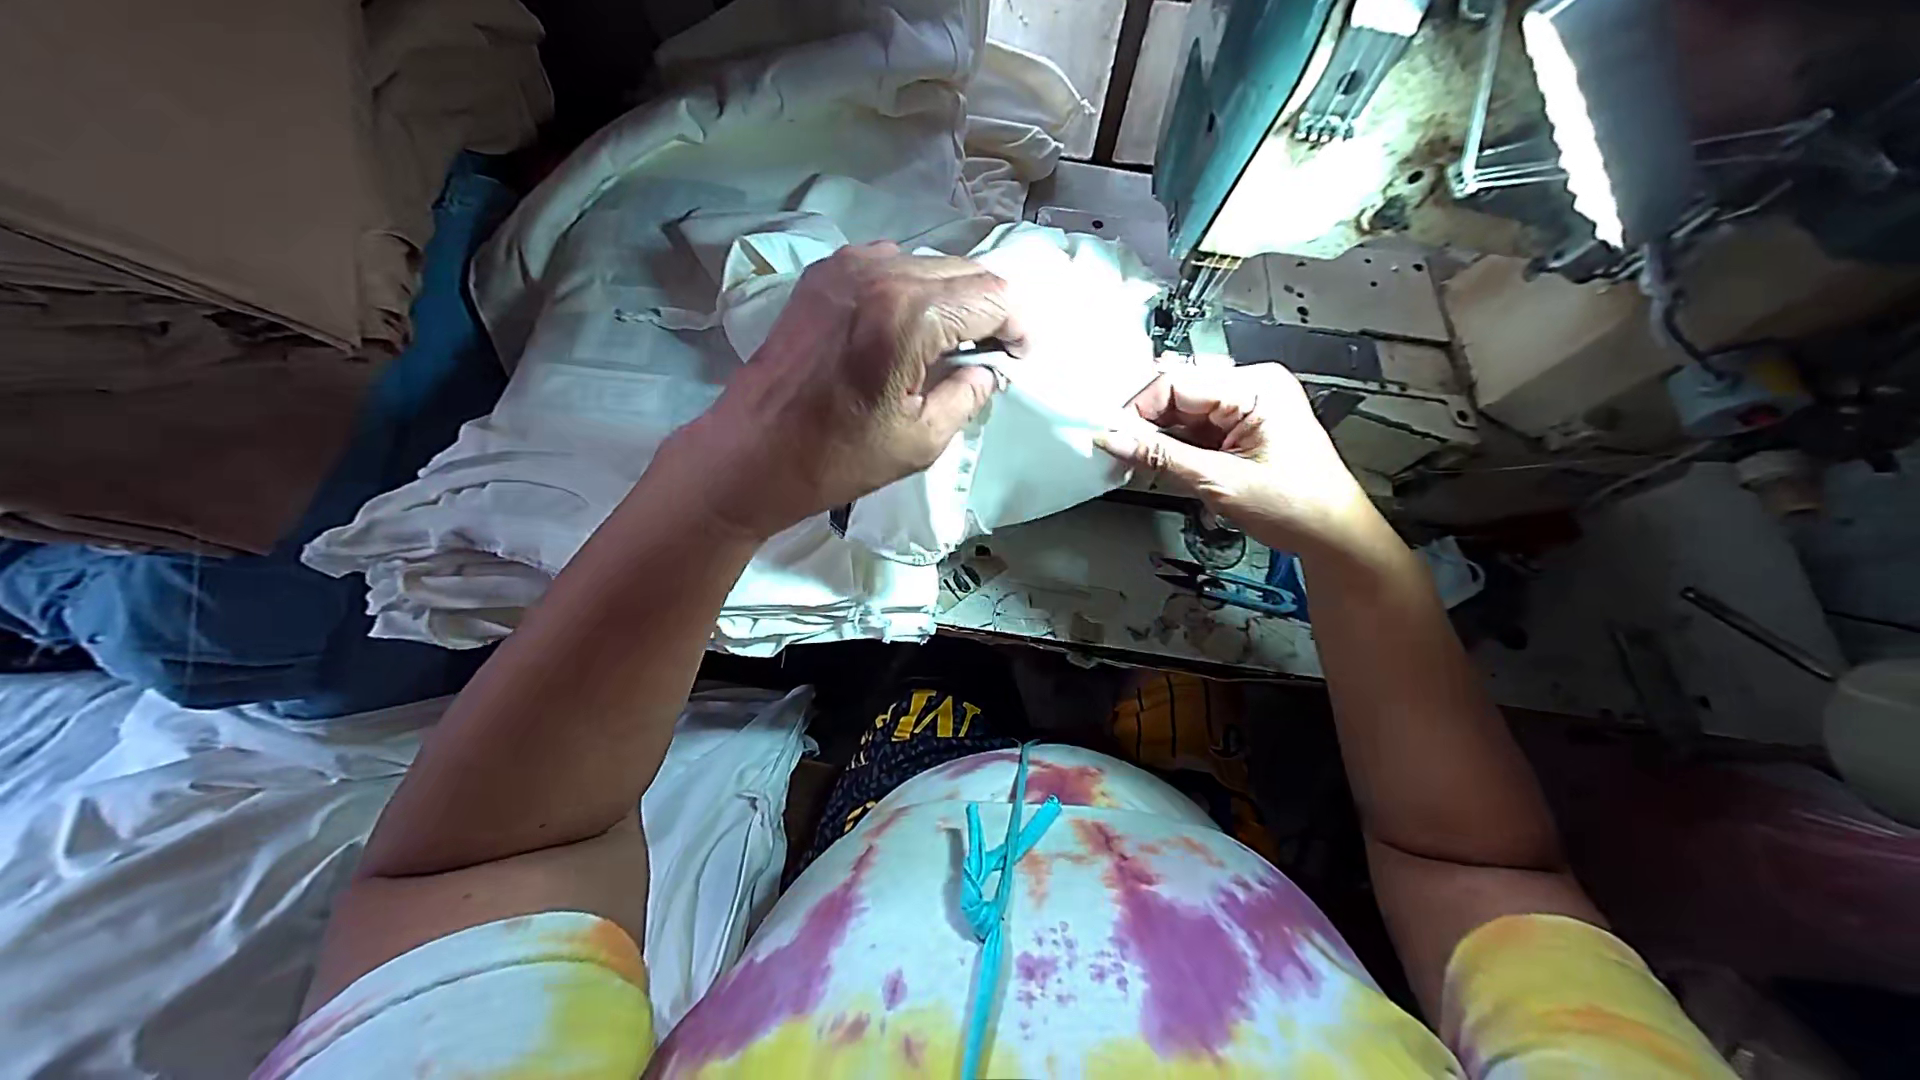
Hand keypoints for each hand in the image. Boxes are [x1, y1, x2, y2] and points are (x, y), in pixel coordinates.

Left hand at [669, 242, 1024, 538]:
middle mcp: (881, 272)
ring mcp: (847, 265)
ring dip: (951, 300)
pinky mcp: (823, 274)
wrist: (750, 453)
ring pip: (929, 265)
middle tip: (988, 356)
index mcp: (909, 315)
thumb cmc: (837, 457)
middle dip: (989, 310)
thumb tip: (990, 369)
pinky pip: (890, 266)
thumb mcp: (920, 440)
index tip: (1016, 359)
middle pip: (966, 271)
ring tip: (945, 347)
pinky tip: (904, 331)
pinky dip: (912, 291)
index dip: (1017, 326)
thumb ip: (968, 395)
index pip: (993, 294)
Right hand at [1095, 363, 1391, 561]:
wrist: (1332, 535)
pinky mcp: (1242, 426)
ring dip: (1161, 437)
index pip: (1177, 382)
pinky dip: (1176, 446)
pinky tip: (1164, 463)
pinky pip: (1196, 427)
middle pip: (1177, 394)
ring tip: (1145, 463)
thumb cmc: (1300, 506)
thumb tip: (1116, 440)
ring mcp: (1248, 407)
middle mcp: (1254, 387)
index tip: (1112, 434)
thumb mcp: (1218, 480)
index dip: (1139, 409)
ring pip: (1183, 412)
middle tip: (1121, 450)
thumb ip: (1160, 457)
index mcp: (1256, 386)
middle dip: (1147, 423)